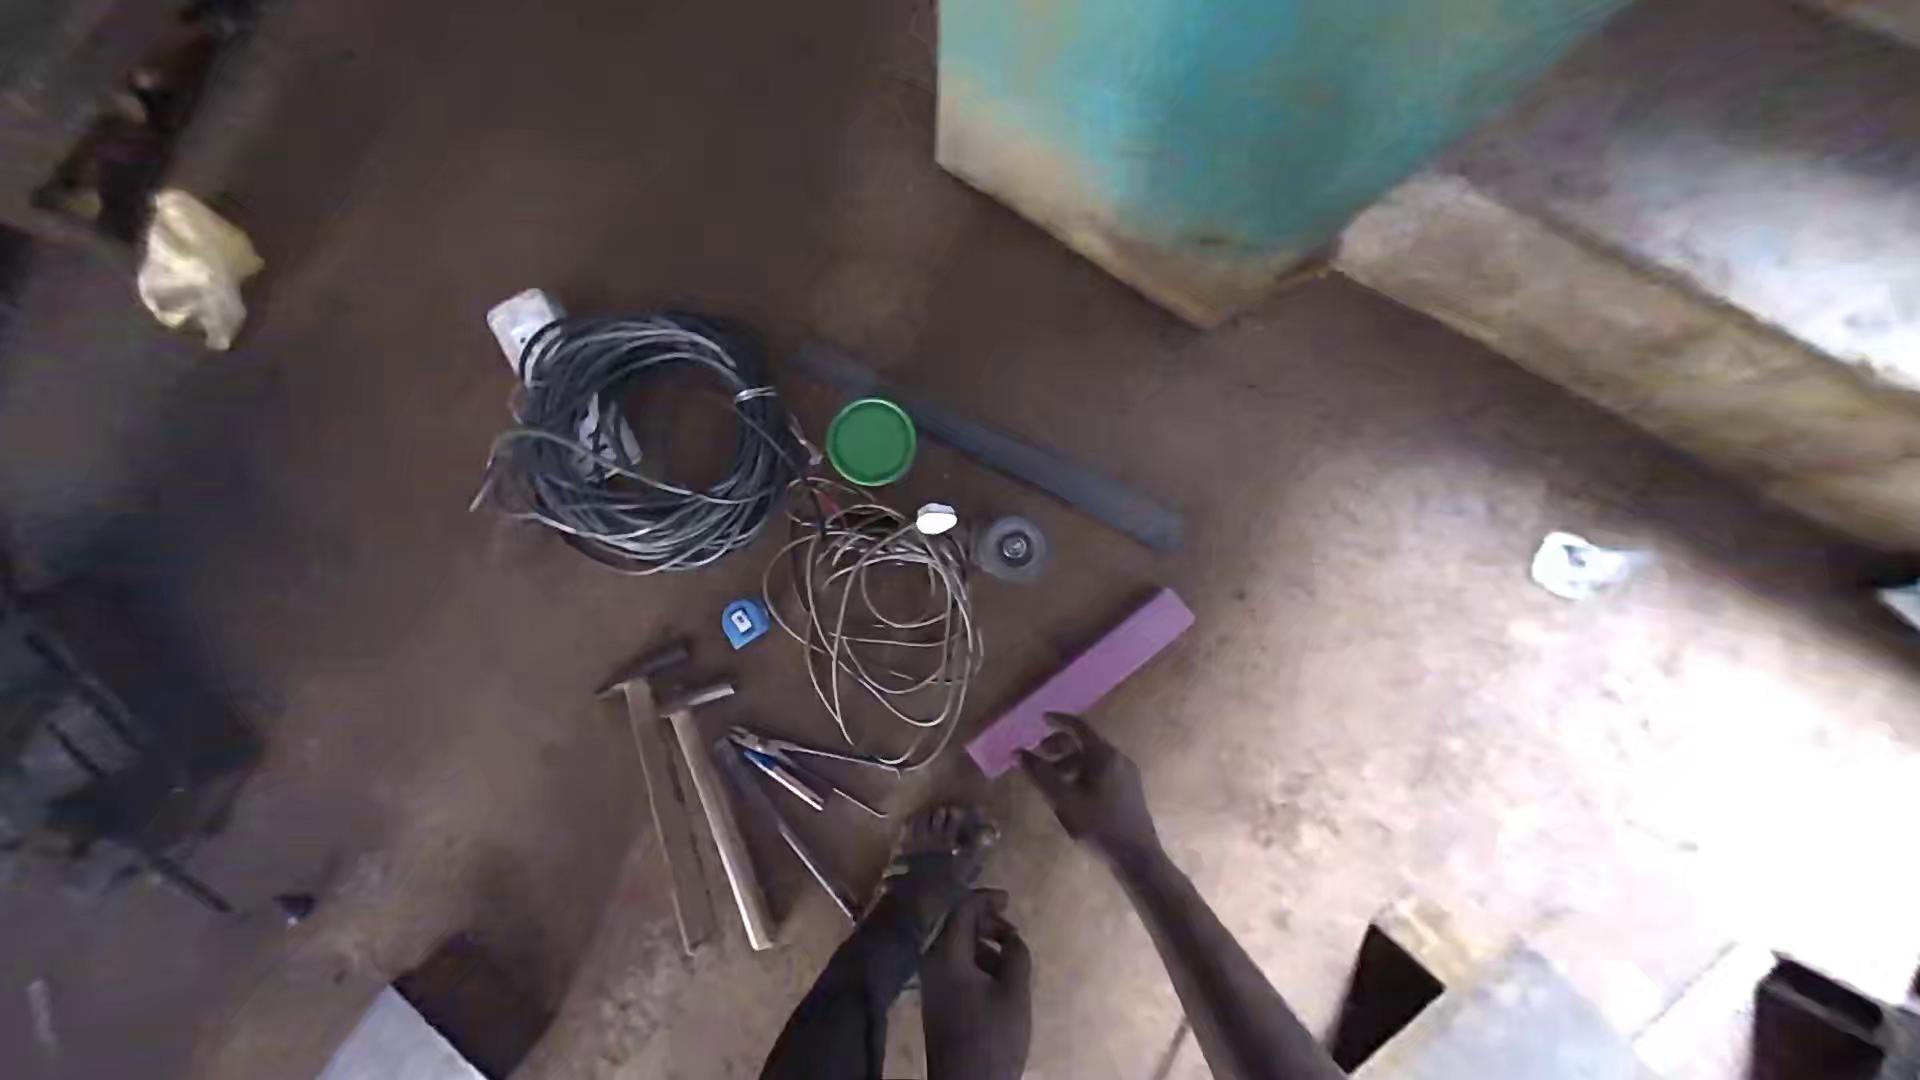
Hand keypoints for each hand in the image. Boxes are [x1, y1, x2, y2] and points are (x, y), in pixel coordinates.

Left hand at [922, 890, 1032, 1079]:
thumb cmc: (991, 1039)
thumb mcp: (1014, 992)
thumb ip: (1016, 954)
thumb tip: (1012, 938)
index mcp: (946, 954)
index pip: (962, 909)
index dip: (987, 898)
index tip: (1010, 901)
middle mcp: (932, 962)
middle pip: (958, 925)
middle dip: (988, 923)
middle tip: (1014, 935)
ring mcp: (931, 982)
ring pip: (958, 946)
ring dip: (985, 945)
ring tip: (1011, 963)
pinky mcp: (936, 1000)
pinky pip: (955, 965)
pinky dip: (977, 962)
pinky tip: (997, 981)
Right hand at [1018, 713, 1161, 865]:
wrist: (1138, 859)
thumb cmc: (1099, 826)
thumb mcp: (1064, 800)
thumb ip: (1039, 774)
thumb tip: (1017, 752)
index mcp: (1104, 755)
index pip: (1078, 726)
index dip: (1058, 720)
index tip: (1041, 719)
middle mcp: (1117, 758)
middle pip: (1084, 742)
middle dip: (1060, 746)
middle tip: (1040, 754)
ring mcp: (1126, 775)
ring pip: (1092, 759)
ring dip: (1069, 762)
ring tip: (1051, 780)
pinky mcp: (1129, 791)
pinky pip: (1101, 771)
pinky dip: (1082, 773)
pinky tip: (1072, 793)